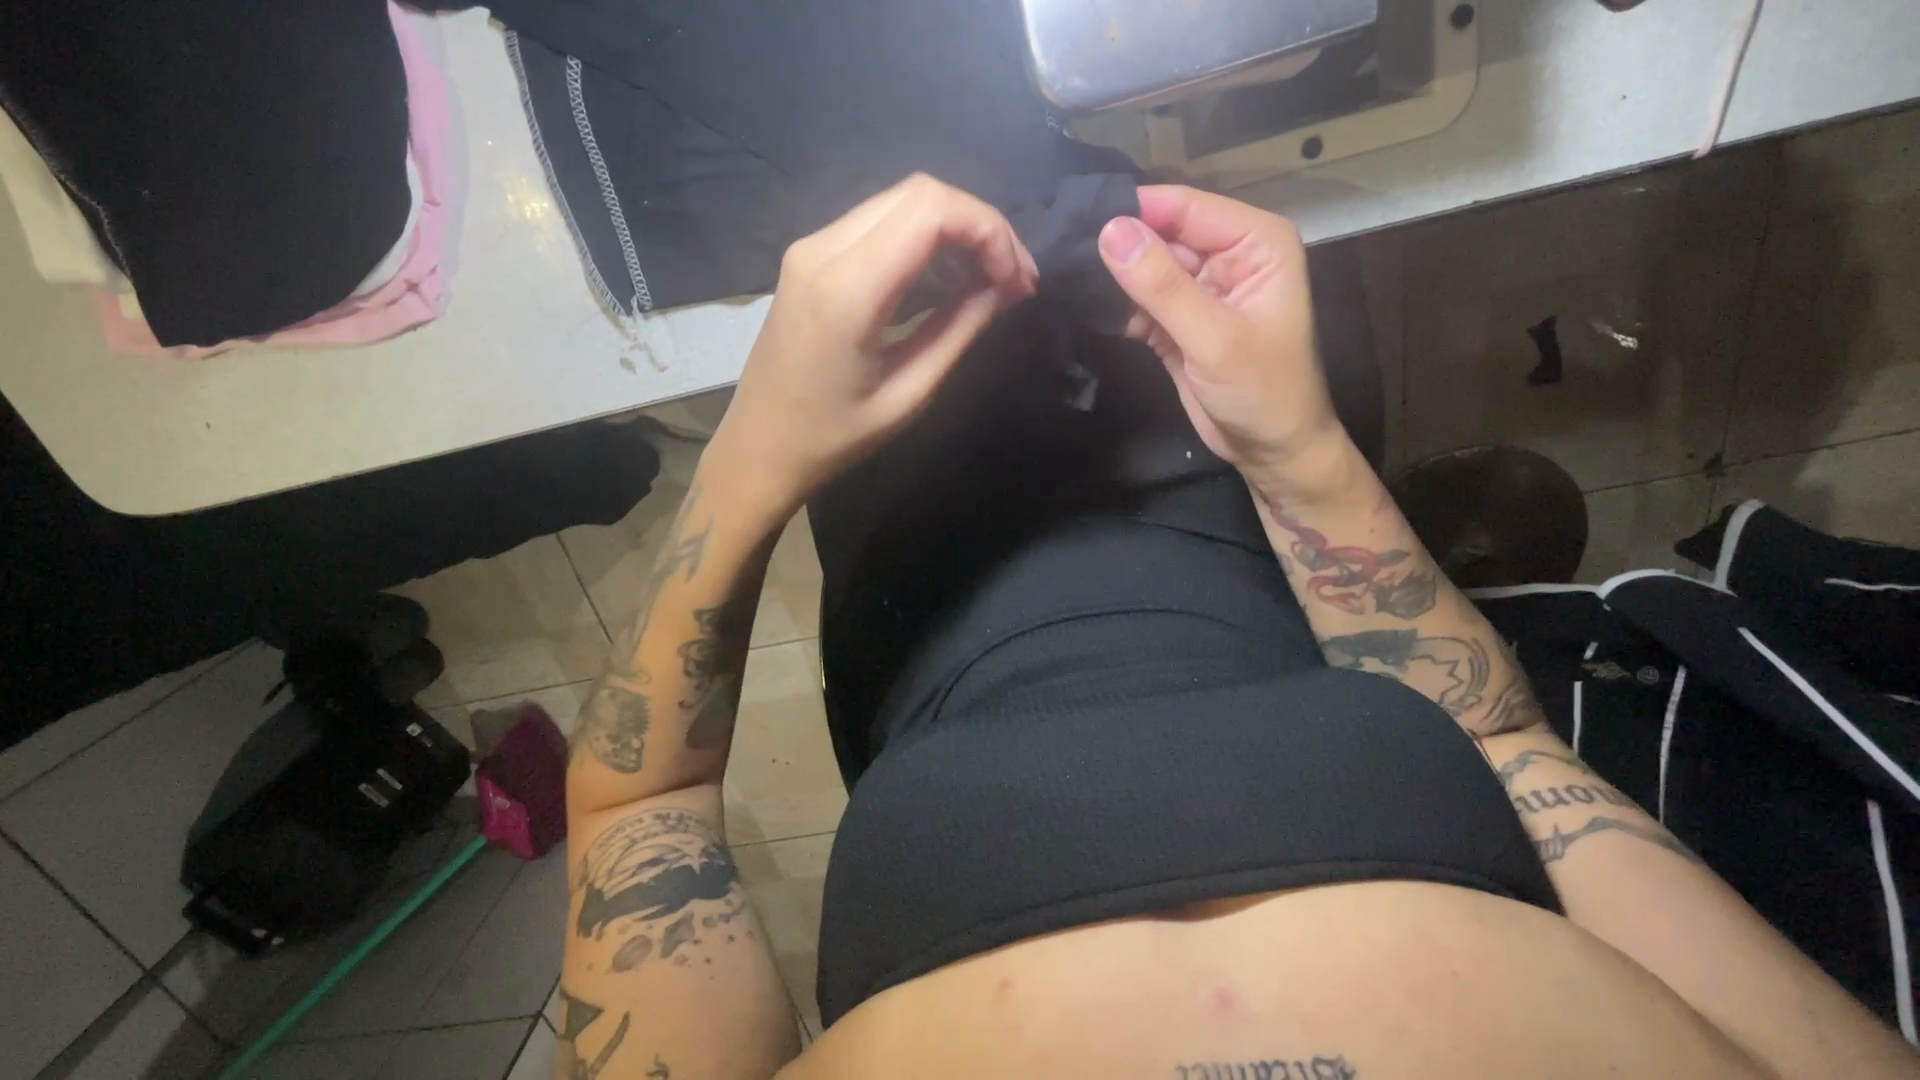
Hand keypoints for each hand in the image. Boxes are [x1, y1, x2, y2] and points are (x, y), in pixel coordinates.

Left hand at [712, 174, 1036, 514]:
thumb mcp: (908, 394)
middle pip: (919, 194)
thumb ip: (960, 330)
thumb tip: (1007, 287)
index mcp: (846, 289)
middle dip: (980, 227)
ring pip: (901, 204)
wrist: (759, 447)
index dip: (990, 231)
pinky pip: (879, 226)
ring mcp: (811, 248)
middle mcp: (822, 249)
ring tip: (988, 285)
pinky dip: (923, 243)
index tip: (1018, 280)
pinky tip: (947, 283)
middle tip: (1013, 281)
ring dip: (954, 233)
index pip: (931, 209)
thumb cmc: (833, 438)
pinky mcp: (811, 257)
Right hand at [1098, 185, 1345, 495]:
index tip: (1078, 220)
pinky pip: (1140, 301)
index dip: (1135, 211)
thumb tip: (1110, 232)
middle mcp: (1228, 255)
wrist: (1272, 451)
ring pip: (1146, 267)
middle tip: (1062, 253)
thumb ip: (1161, 285)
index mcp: (1254, 242)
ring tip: (1067, 279)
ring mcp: (1201, 289)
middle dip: (1119, 245)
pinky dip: (1118, 308)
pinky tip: (1087, 309)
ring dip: (1112, 278)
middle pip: (1161, 233)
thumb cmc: (1262, 391)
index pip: (1185, 208)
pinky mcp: (1178, 321)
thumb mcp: (1213, 336)